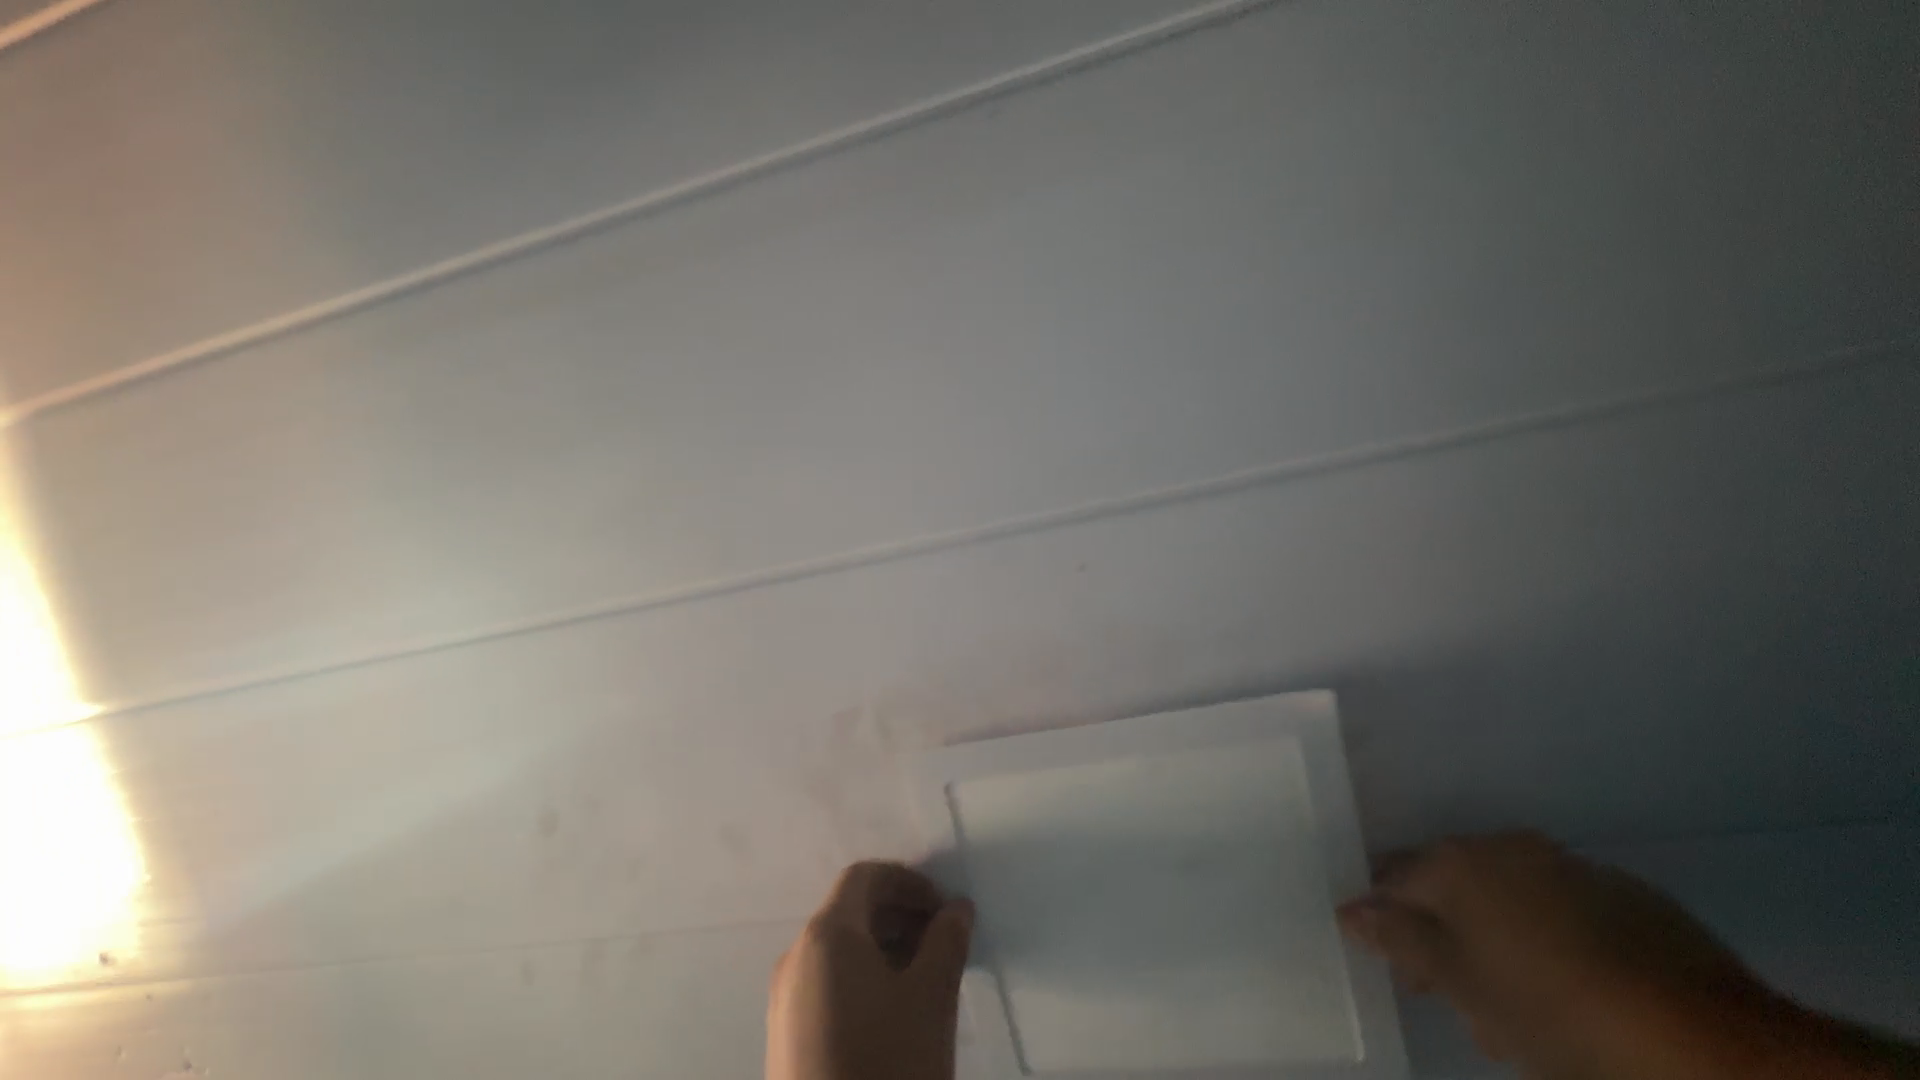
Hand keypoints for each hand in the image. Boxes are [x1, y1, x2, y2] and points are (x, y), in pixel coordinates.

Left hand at [767, 861, 974, 1079]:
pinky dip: (863, 979)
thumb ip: (947, 941)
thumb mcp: (930, 998)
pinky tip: (894, 1016)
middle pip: (849, 911)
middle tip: (943, 944)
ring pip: (838, 951)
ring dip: (884, 949)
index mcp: (826, 936)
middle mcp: (796, 958)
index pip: (864, 877)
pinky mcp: (785, 1038)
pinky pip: (826, 984)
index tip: (945, 909)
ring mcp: (784, 1001)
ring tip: (926, 981)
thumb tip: (956, 908)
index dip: (908, 881)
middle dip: (900, 915)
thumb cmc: (887, 1064)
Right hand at [1337, 831, 1830, 1079]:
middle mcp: (1507, 848)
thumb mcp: (1464, 985)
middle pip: (1451, 887)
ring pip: (1508, 900)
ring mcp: (1571, 866)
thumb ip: (1402, 941)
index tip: (1387, 961)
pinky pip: (1562, 910)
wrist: (1705, 1039)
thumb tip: (1352, 910)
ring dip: (1494, 944)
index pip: (1391, 878)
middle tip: (1445, 994)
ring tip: (1510, 1008)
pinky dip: (1547, 940)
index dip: (1380, 917)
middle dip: (1441, 937)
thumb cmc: (1555, 1008)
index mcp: (1459, 863)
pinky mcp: (1629, 895)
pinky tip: (1567, 988)